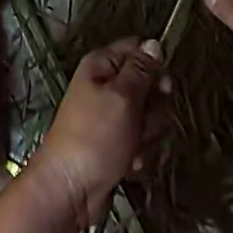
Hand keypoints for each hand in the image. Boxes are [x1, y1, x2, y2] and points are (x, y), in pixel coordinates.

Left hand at [31, 37, 168, 225]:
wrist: (71, 189)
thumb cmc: (95, 137)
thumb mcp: (122, 97)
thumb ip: (142, 70)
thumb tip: (154, 43)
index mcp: (102, 65)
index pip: (139, 50)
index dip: (155, 67)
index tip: (162, 87)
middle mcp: (106, 86)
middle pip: (150, 87)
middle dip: (153, 110)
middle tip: (140, 123)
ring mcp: (112, 116)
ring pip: (150, 118)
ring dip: (147, 136)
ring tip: (131, 148)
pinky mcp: (117, 143)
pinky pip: (143, 141)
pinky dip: (140, 154)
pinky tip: (128, 164)